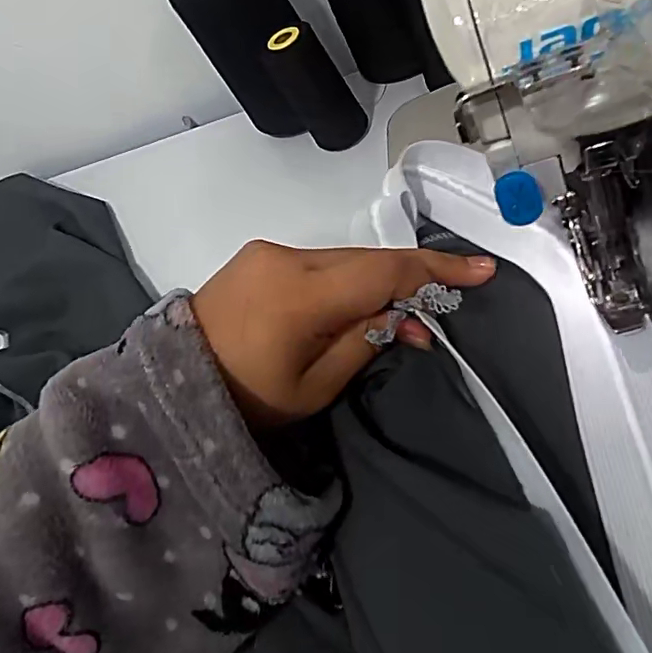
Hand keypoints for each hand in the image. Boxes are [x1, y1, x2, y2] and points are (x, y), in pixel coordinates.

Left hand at [191, 240, 496, 427]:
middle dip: (408, 282)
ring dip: (376, 283)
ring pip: (346, 259)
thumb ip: (365, 341)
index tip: (480, 270)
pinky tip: (355, 306)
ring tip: (394, 321)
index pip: (384, 271)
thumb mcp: (313, 388)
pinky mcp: (259, 255)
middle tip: (431, 320)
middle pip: (368, 260)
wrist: (170, 385)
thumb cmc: (246, 400)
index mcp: (299, 296)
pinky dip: (348, 279)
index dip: (436, 269)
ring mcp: (269, 252)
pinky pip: (321, 261)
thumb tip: (404, 314)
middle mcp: (286, 259)